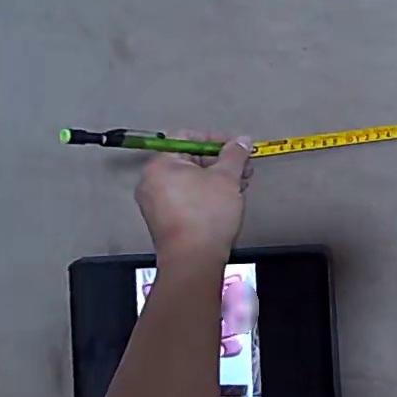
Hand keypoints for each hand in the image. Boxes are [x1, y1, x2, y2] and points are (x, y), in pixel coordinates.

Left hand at [134, 130, 252, 256]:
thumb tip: (242, 141)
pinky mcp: (165, 219)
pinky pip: (187, 196)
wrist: (194, 259)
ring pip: (191, 179)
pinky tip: (227, 200)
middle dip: (221, 161)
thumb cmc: (207, 213)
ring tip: (240, 186)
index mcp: (161, 165)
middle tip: (244, 168)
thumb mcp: (227, 177)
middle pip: (190, 159)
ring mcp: (156, 202)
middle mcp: (152, 181)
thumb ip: (235, 154)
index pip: (187, 138)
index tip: (238, 148)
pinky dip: (206, 193)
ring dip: (217, 178)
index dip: (216, 139)